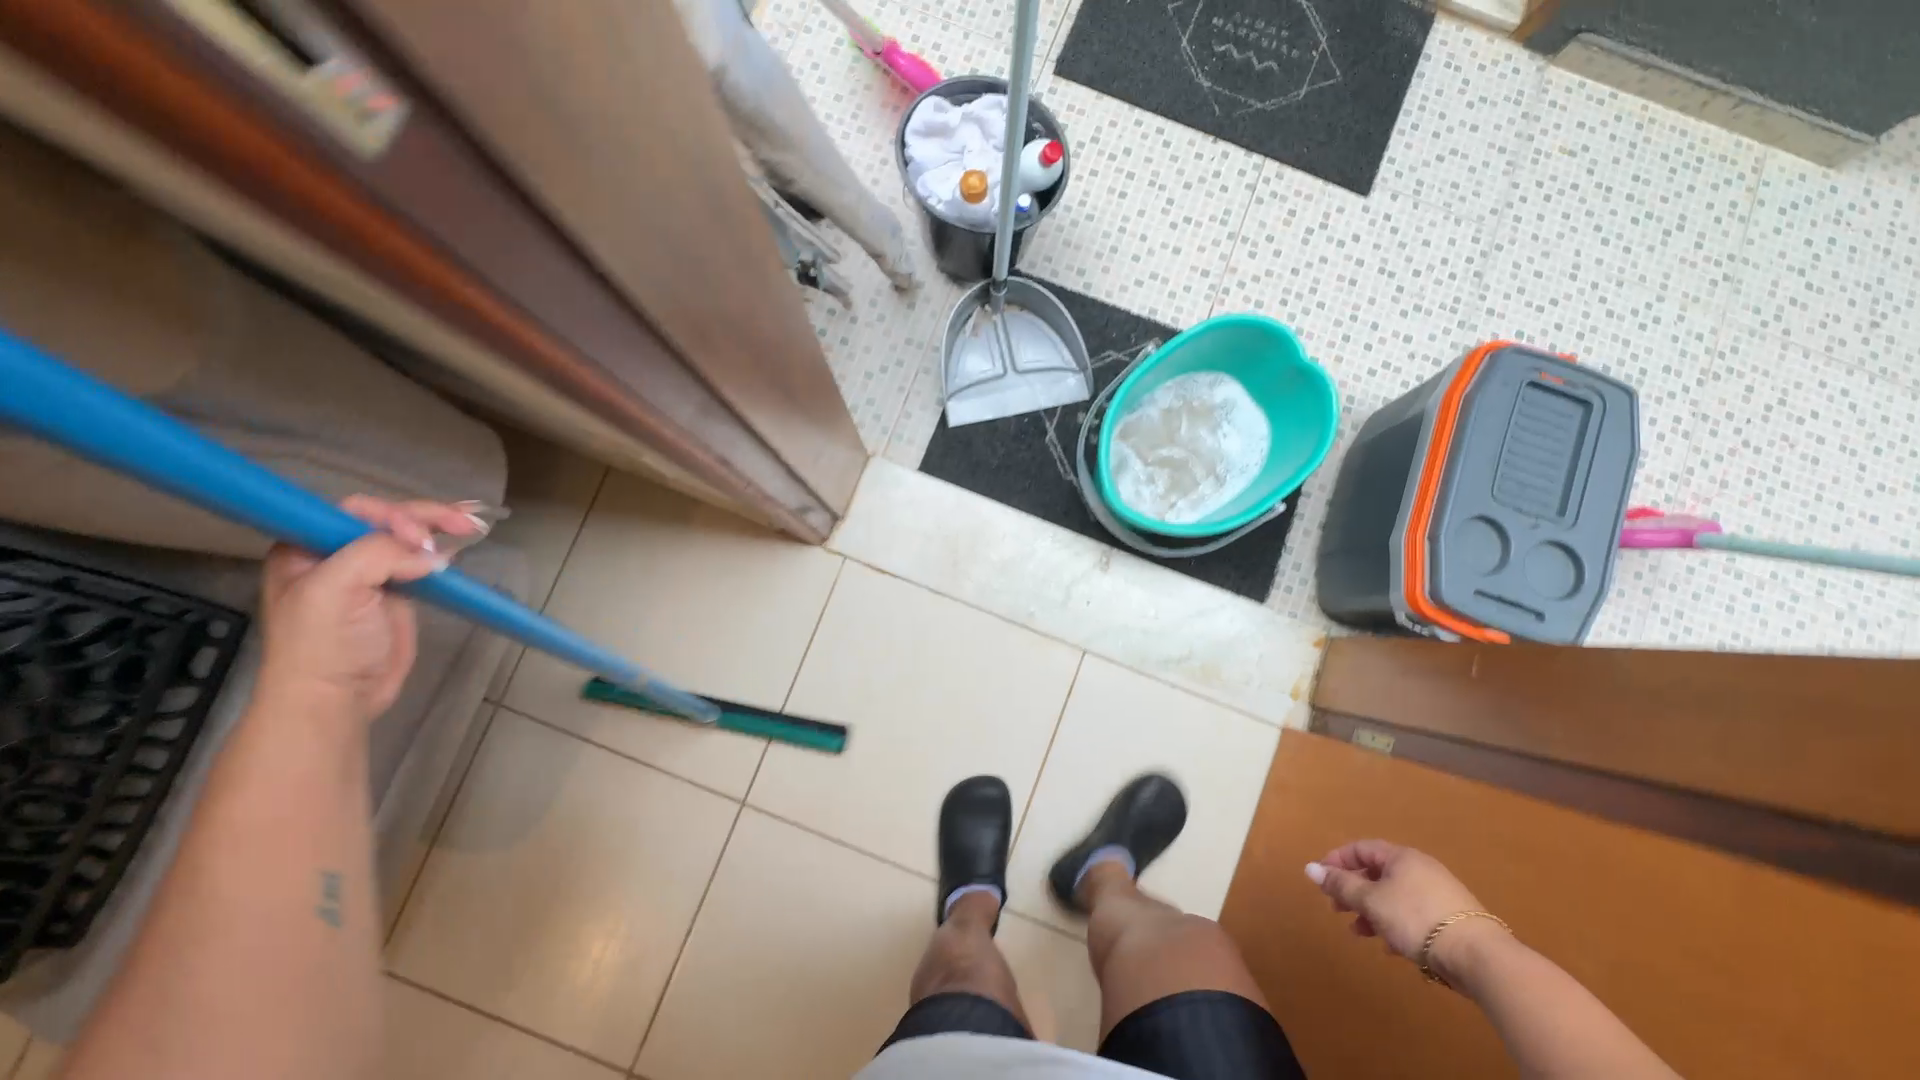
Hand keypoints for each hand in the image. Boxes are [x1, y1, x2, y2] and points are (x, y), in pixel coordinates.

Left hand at [257, 497, 480, 724]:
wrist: (335, 698)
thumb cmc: (322, 643)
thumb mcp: (335, 589)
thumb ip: (377, 555)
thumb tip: (435, 553)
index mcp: (308, 547)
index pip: (356, 511)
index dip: (391, 514)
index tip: (418, 536)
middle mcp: (339, 554)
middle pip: (388, 520)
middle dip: (424, 517)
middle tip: (464, 522)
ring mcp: (370, 574)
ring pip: (409, 537)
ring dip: (441, 525)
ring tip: (473, 522)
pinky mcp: (397, 594)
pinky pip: (422, 562)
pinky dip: (444, 549)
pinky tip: (464, 539)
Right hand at [1306, 840, 1484, 961]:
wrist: (1476, 955)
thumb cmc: (1415, 918)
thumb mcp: (1371, 900)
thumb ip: (1340, 884)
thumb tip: (1310, 868)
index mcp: (1401, 858)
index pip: (1362, 848)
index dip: (1337, 860)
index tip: (1320, 879)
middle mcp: (1419, 869)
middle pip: (1376, 873)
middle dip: (1352, 890)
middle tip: (1336, 908)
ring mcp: (1436, 894)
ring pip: (1392, 897)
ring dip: (1370, 912)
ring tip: (1359, 932)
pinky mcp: (1448, 919)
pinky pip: (1410, 915)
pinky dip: (1393, 925)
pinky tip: (1389, 947)